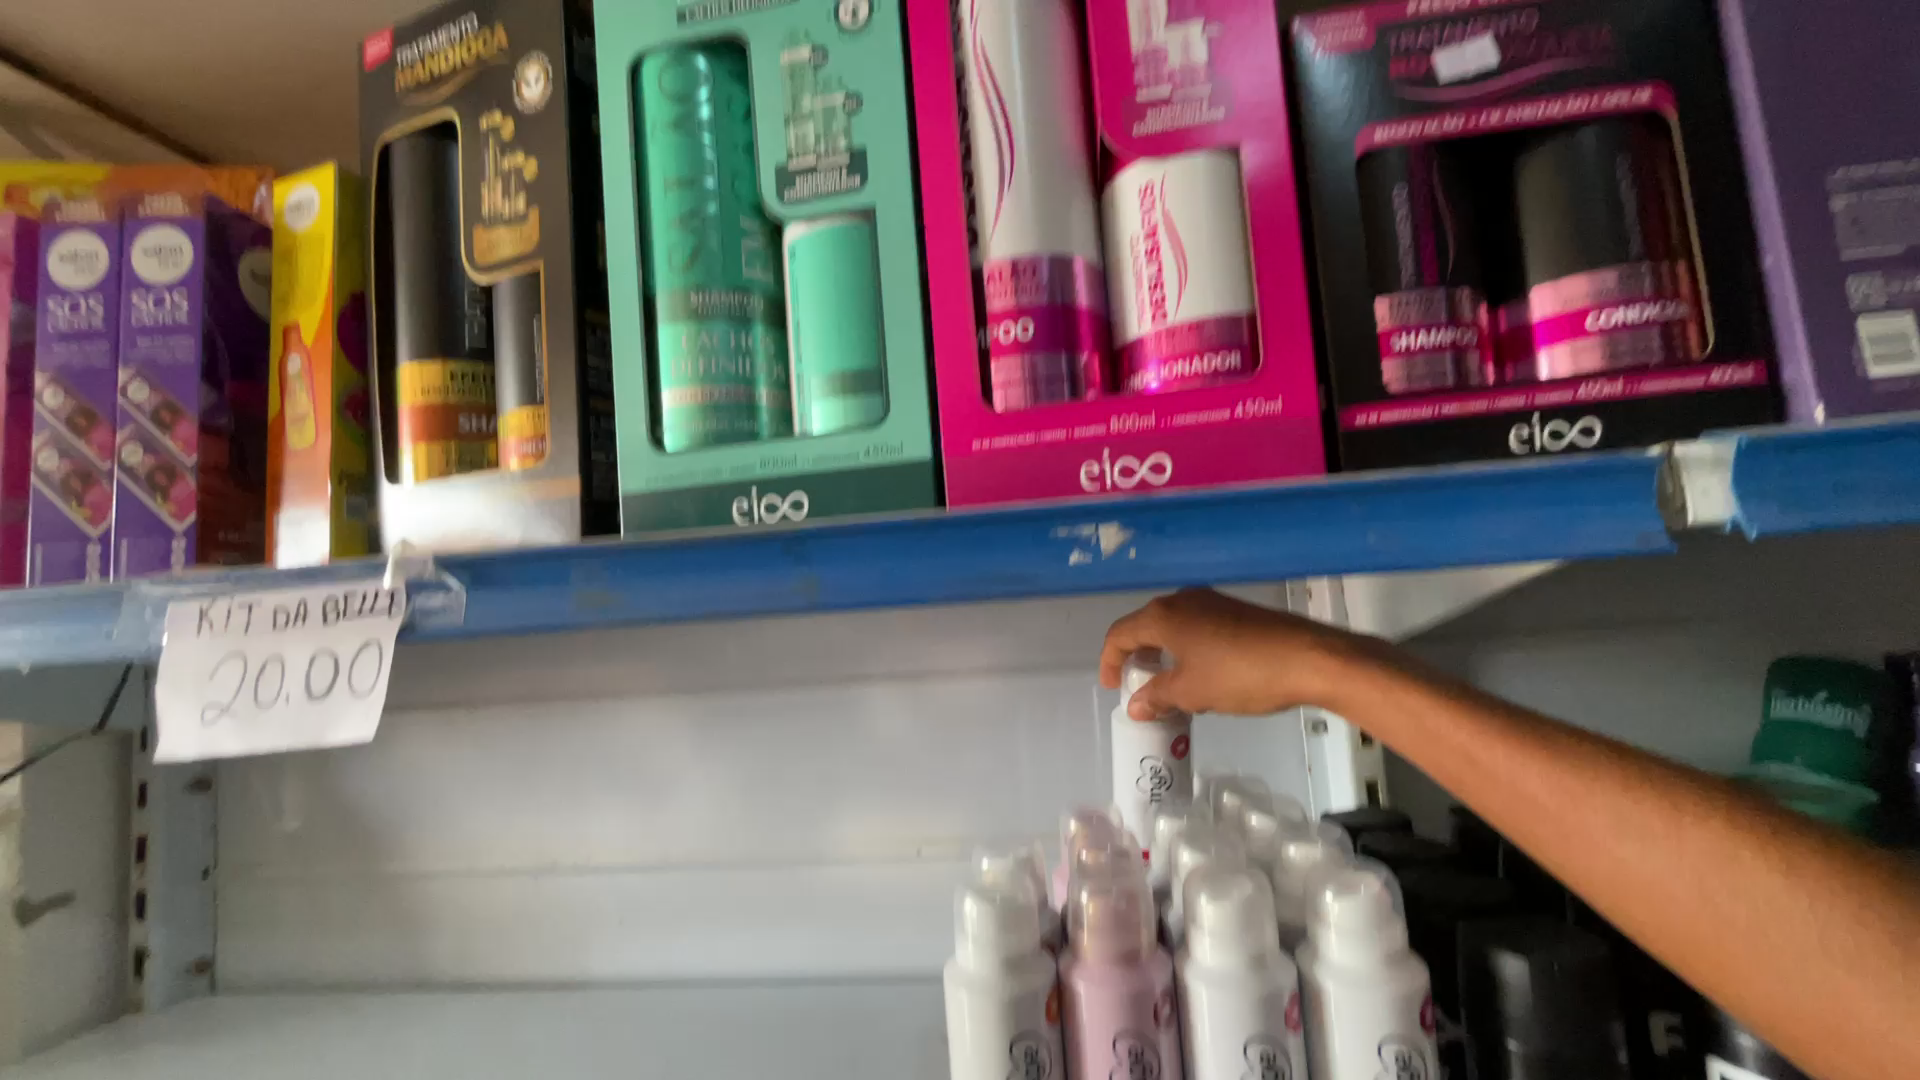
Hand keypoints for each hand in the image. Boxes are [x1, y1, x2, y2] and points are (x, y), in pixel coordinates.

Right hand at [1099, 588, 1365, 719]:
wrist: (1310, 659)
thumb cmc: (1240, 675)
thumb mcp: (1192, 692)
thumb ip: (1157, 696)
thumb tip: (1135, 705)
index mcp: (1164, 615)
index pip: (1120, 634)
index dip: (1109, 661)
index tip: (1113, 688)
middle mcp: (1183, 600)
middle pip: (1145, 626)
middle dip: (1137, 657)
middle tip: (1139, 687)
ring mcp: (1212, 602)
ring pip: (1172, 627)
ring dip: (1163, 654)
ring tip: (1170, 686)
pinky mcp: (1236, 611)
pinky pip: (1197, 627)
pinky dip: (1186, 649)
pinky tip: (1202, 674)